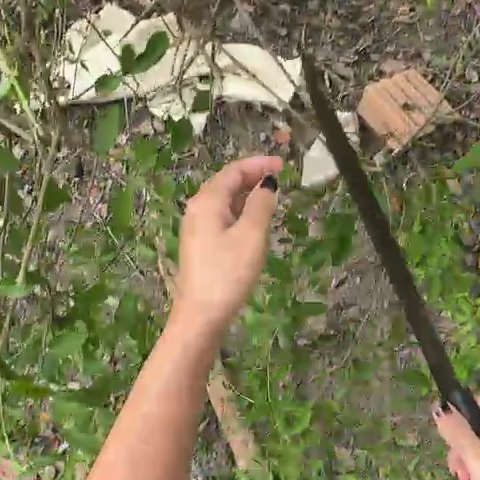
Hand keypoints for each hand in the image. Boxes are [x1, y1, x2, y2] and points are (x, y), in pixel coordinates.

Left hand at [171, 155, 282, 335]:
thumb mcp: (251, 236)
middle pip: (226, 183)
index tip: (282, 164)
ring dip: (247, 195)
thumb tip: (267, 185)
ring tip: (271, 197)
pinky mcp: (200, 246)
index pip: (233, 171)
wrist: (201, 315)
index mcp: (207, 201)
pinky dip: (240, 212)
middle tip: (279, 178)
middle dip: (252, 176)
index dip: (258, 164)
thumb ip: (261, 205)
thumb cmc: (228, 273)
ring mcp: (196, 229)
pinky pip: (221, 218)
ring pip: (224, 202)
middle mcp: (197, 210)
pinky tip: (253, 222)